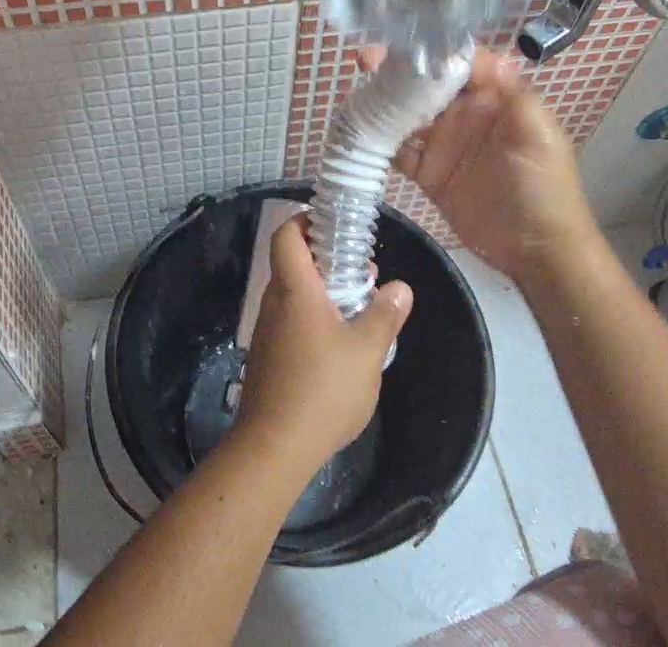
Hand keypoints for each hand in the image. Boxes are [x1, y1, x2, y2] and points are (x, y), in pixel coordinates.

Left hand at [232, 220, 411, 476]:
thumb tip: (400, 287)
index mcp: (295, 291)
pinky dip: (313, 319)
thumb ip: (385, 315)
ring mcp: (267, 332)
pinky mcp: (267, 357)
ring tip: (359, 310)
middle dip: (327, 260)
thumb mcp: (367, 352)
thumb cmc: (323, 391)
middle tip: (363, 274)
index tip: (336, 227)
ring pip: (293, 295)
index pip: (287, 236)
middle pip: (292, 263)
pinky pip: (290, 322)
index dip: (306, 221)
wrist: (275, 447)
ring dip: (323, 293)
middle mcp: (274, 304)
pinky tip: (339, 346)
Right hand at [363, 47, 598, 282]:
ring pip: (407, 116)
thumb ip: (515, 96)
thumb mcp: (539, 137)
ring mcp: (444, 145)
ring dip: (382, 104)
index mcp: (494, 100)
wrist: (537, 251)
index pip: (459, 64)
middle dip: (396, 71)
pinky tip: (358, 133)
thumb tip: (491, 55)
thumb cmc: (545, 189)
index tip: (401, 44)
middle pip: (426, 85)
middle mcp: (465, 116)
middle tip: (363, 60)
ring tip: (354, 94)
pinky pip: (398, 152)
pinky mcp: (428, 174)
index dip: (431, 51)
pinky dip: (379, 143)